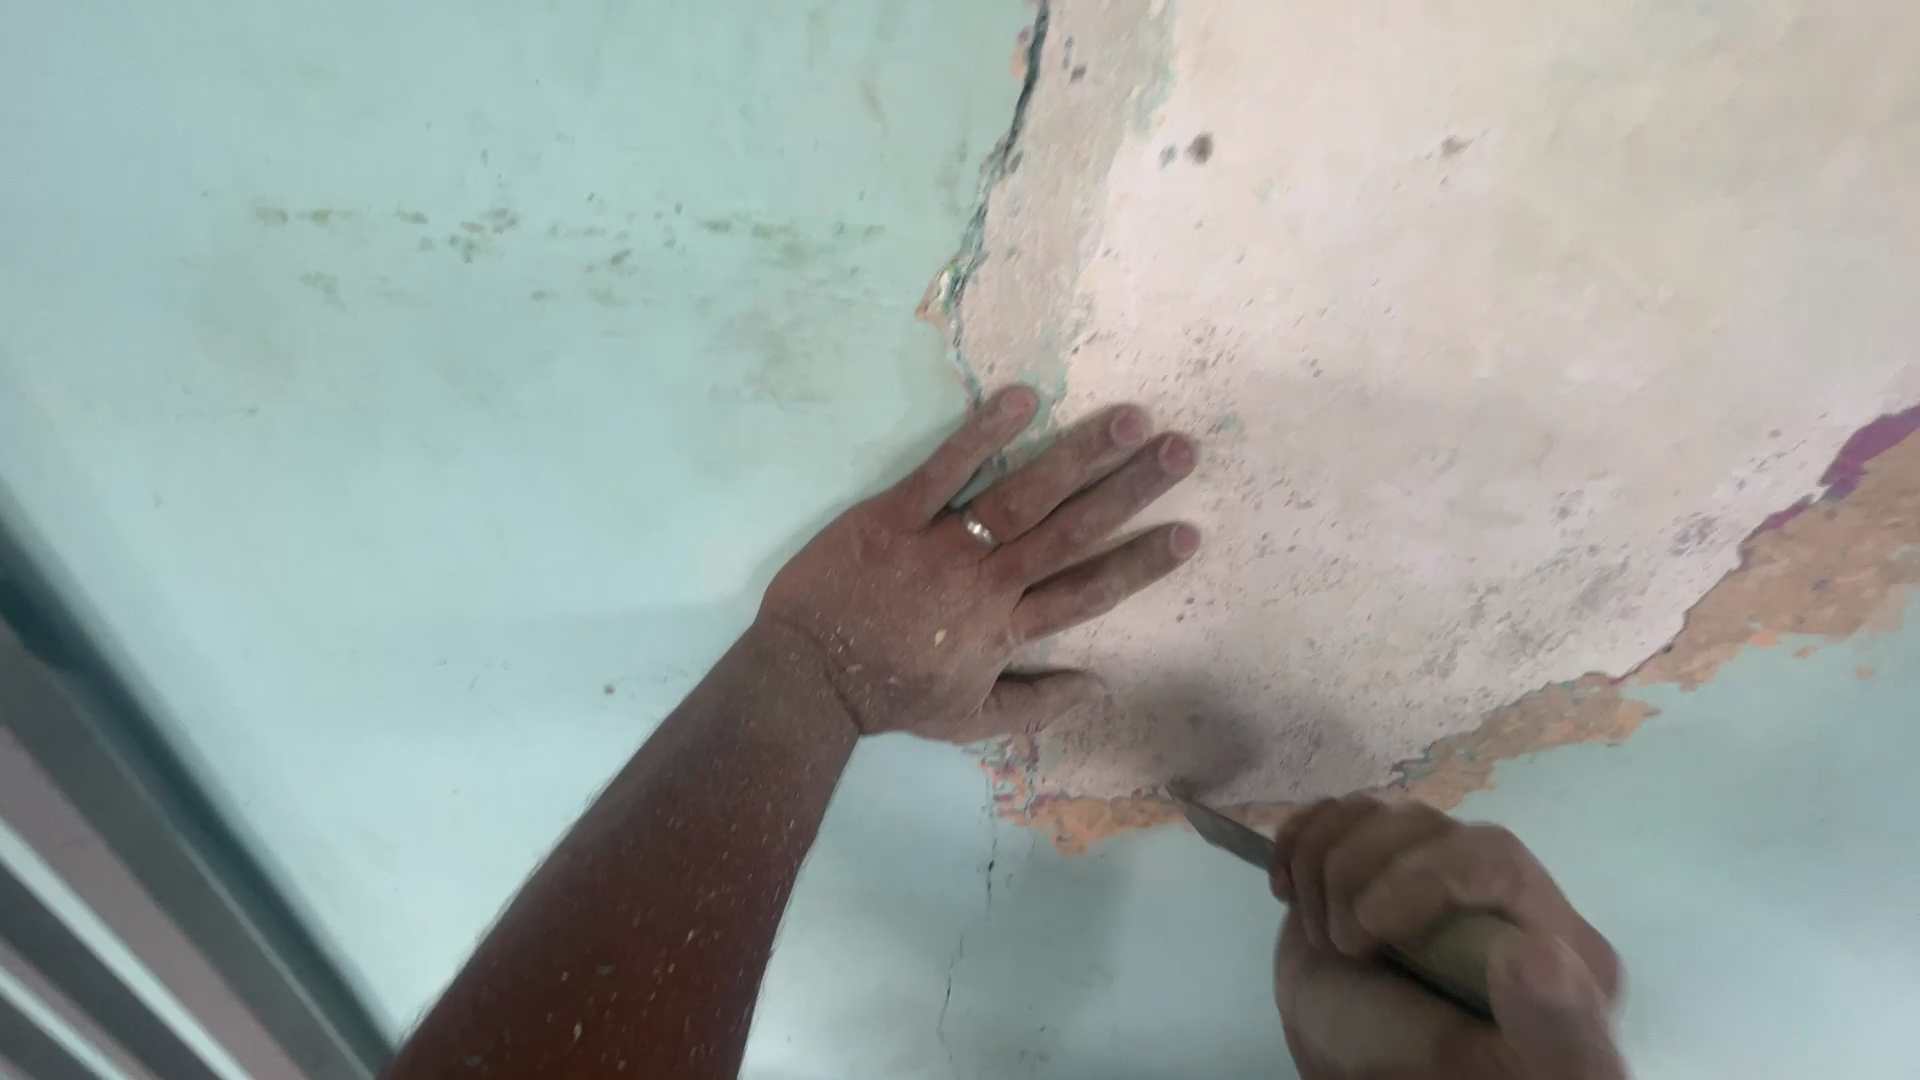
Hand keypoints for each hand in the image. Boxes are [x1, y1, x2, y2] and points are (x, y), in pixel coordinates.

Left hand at [758, 385, 1199, 742]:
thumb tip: (1101, 688)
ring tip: (1127, 420)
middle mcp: (987, 583)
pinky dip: (979, 435)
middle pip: (1070, 532)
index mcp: (1007, 631)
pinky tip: (1021, 398)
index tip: (1189, 533)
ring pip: (1020, 497)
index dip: (1142, 564)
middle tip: (1180, 451)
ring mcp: (940, 546)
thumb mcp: (968, 722)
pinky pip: (941, 472)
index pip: (1090, 593)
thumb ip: (1037, 706)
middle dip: (1129, 491)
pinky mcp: (892, 518)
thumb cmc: (890, 696)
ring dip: (1076, 457)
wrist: (806, 679)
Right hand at [1271, 797, 1624, 1078]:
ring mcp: (1418, 864)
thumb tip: (1541, 955)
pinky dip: (1292, 843)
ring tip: (1322, 935)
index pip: (1492, 856)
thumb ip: (1557, 1035)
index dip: (1421, 876)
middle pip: (1418, 823)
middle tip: (1339, 944)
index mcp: (1549, 932)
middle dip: (1356, 876)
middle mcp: (1487, 883)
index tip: (1368, 927)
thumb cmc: (1427, 1077)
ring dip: (1318, 867)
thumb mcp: (1508, 1076)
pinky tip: (1288, 893)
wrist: (1347, 1070)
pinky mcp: (1361, 856)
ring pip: (1365, 810)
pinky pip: (1325, 812)